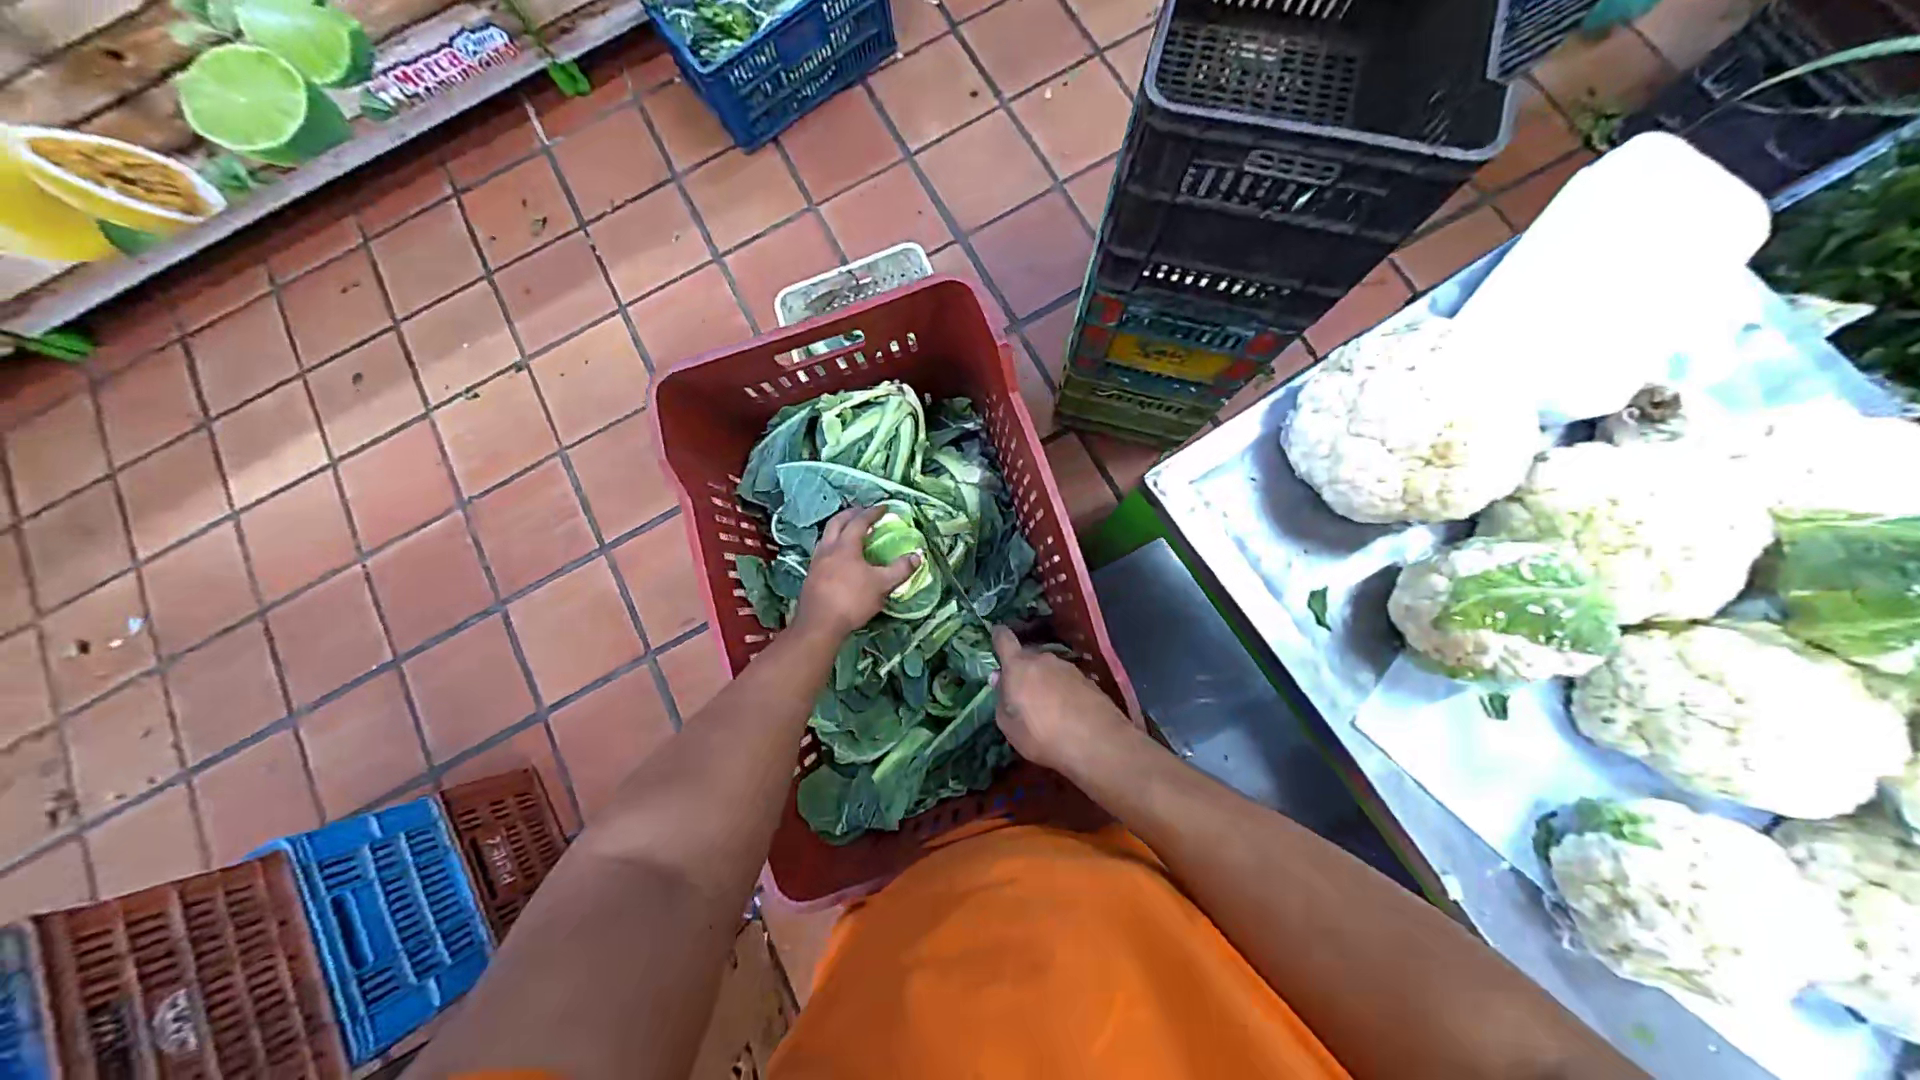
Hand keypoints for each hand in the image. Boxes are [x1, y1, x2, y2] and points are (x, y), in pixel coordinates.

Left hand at [791, 505, 918, 639]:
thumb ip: (900, 569)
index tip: (883, 508)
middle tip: (863, 512)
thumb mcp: (882, 585)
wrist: (819, 624)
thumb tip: (917, 556)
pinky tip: (837, 557)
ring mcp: (816, 562)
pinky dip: (832, 545)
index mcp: (845, 546)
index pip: (859, 522)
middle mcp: (828, 548)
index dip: (872, 513)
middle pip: (837, 522)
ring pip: (826, 536)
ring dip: (838, 528)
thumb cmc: (852, 600)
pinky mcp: (810, 575)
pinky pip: (822, 551)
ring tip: (849, 531)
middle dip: (851, 514)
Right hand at [991, 626, 1133, 773]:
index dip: (999, 636)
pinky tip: (1066, 711)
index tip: (996, 632)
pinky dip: (1062, 690)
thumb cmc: (1042, 735)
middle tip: (1021, 692)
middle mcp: (1044, 660)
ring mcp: (1068, 668)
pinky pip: (1066, 681)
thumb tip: (999, 678)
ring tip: (1046, 706)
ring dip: (1044, 681)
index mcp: (1019, 666)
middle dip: (1023, 670)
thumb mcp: (1009, 726)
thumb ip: (1001, 699)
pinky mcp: (1088, 680)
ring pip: (1048, 669)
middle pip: (1028, 657)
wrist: (1097, 741)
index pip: (1004, 640)